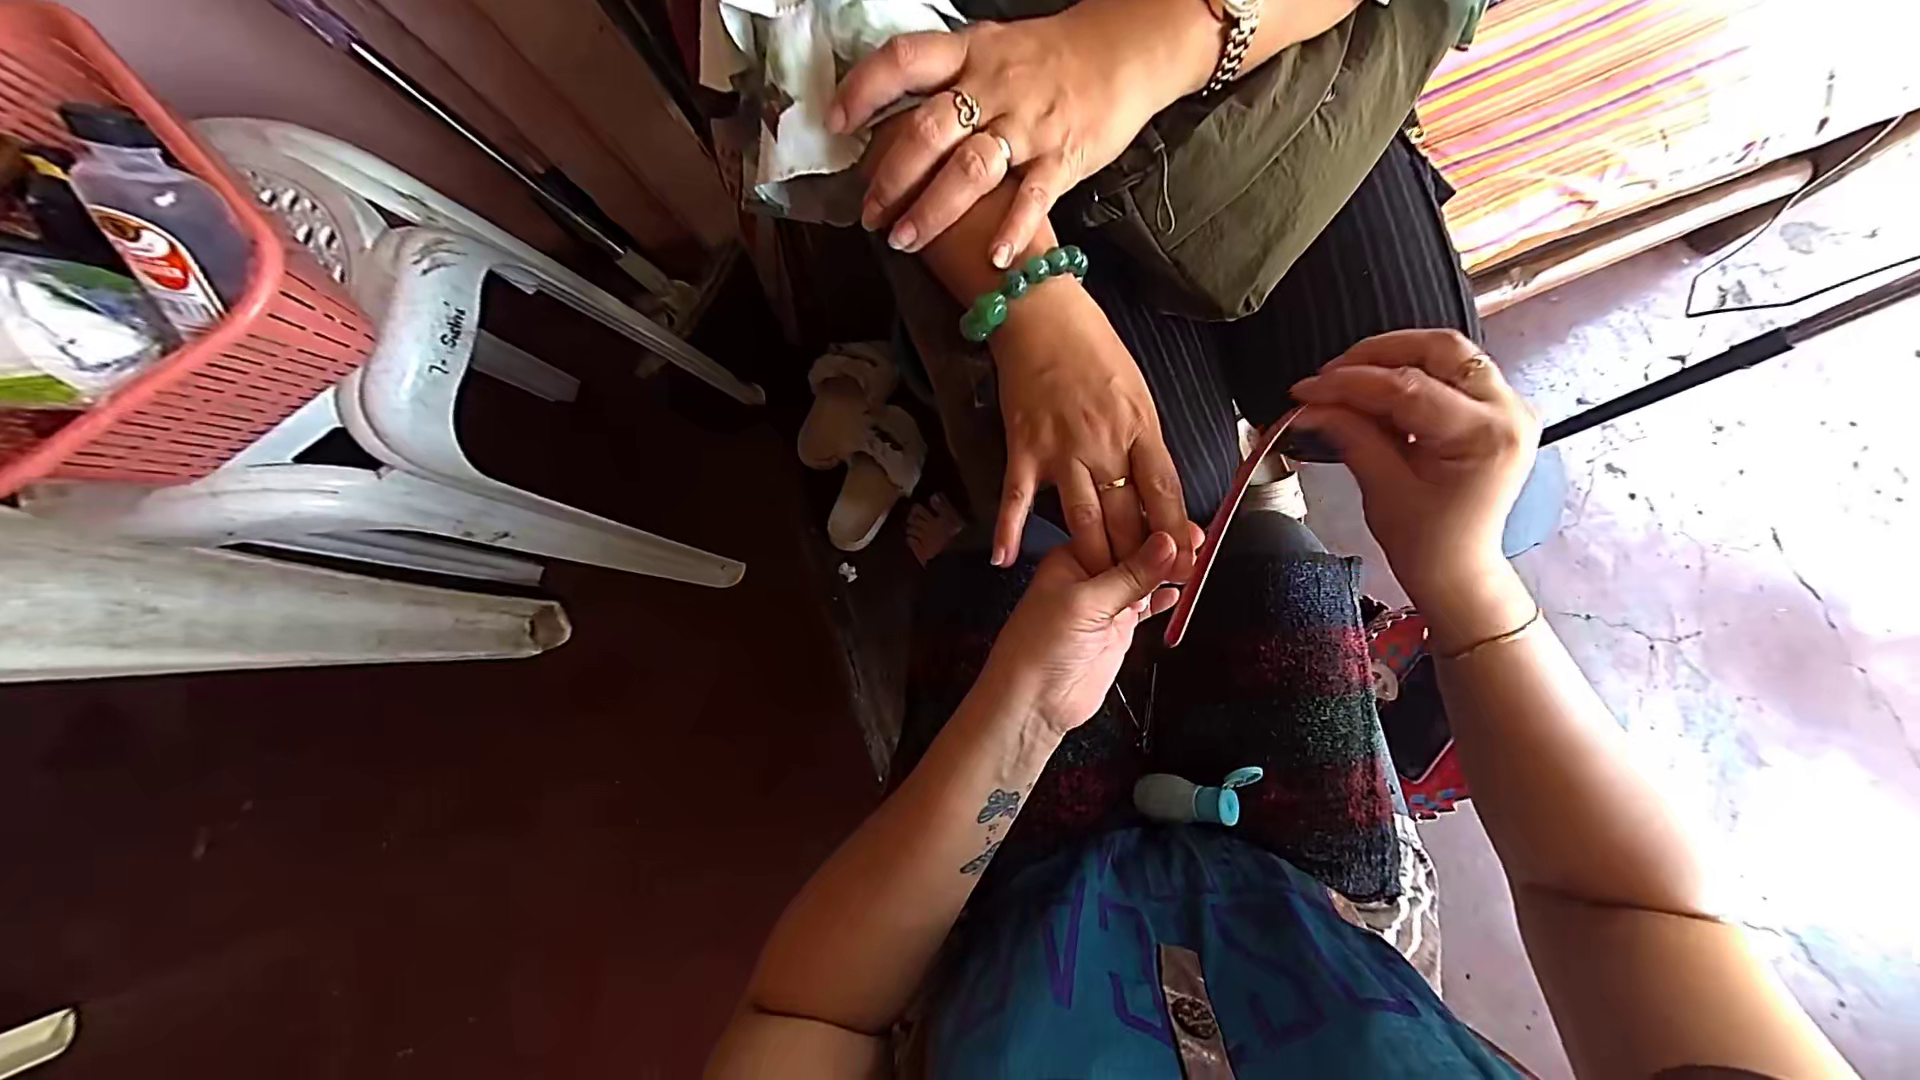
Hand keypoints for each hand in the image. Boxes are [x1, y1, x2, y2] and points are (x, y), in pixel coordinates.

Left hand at [829, 13, 1168, 266]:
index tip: (837, 124)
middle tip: (870, 216)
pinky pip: (1033, 198)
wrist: (1122, 51)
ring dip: (934, 209)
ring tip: (905, 242)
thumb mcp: (992, 51)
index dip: (866, 90)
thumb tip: (897, 122)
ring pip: (972, 169)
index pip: (905, 60)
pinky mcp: (1062, 157)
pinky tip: (994, 258)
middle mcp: (994, 87)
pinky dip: (1012, 230)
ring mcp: (1028, 124)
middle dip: (893, 177)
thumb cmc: (1048, 61)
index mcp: (971, 55)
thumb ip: (949, 82)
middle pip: (931, 130)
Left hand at [978, 529, 1191, 734]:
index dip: (1150, 528)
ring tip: (1196, 563)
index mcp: (1073, 556)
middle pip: (1135, 552)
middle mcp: (1089, 575)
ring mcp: (1105, 602)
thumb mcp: (1086, 603)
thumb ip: (1130, 575)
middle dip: (1165, 548)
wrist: (1033, 701)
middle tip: (1196, 545)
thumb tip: (1168, 544)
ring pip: (1145, 579)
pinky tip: (1181, 592)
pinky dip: (1165, 601)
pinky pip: (1148, 607)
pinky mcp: (1117, 628)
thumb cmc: (1039, 647)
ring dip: (1169, 573)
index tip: (1182, 526)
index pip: (1117, 529)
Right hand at [990, 278, 1193, 576]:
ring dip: (1092, 557)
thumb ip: (1145, 440)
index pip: (1164, 493)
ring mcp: (1062, 450)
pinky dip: (1008, 530)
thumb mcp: (1137, 390)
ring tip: (1097, 590)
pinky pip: (1017, 498)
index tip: (1184, 564)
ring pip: (1082, 518)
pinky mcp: (1024, 450)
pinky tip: (1004, 560)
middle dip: (1137, 558)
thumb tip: (1153, 487)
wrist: (1043, 316)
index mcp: (1141, 428)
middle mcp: (1105, 446)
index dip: (1176, 534)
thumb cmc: (1094, 349)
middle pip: (1125, 515)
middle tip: (1141, 591)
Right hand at [1287, 330, 1539, 603]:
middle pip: (1440, 349)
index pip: (1406, 387)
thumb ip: (1350, 434)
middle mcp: (1507, 411)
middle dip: (1376, 353)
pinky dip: (1405, 374)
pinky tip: (1372, 392)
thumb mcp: (1381, 486)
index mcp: (1483, 436)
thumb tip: (1312, 406)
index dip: (1347, 383)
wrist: (1457, 564)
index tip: (1306, 389)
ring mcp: (1505, 407)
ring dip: (1390, 358)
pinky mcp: (1491, 410)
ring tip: (1345, 380)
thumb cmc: (1424, 539)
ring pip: (1446, 354)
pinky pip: (1448, 373)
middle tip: (1329, 374)